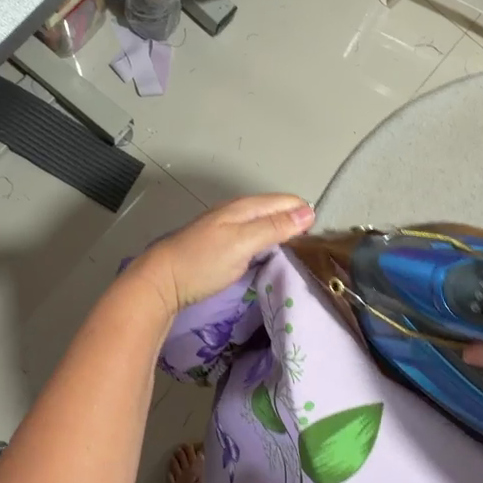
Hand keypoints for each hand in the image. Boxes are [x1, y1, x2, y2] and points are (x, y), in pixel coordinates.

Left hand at [125, 194, 315, 315]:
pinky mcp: (221, 245)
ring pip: (265, 223)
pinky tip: (270, 256)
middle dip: (297, 222)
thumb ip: (275, 227)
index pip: (287, 202)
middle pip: (276, 210)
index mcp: (245, 207)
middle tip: (315, 248)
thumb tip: (309, 211)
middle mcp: (237, 212)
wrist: (161, 281)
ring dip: (283, 233)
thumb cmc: (202, 262)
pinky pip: (254, 236)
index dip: (306, 216)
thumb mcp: (243, 243)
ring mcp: (227, 228)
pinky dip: (267, 242)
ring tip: (299, 253)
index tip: (321, 240)